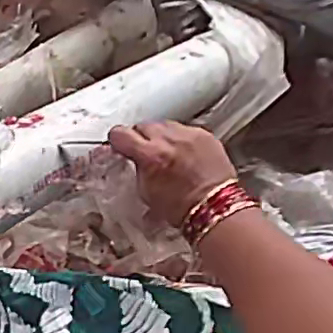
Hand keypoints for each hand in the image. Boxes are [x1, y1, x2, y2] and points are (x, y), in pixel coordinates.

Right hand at [108, 120, 238, 228]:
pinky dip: (182, 139)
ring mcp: (188, 135)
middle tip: (146, 151)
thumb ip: (137, 168)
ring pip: (164, 125)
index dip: (118, 139)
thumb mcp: (146, 191)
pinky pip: (185, 129)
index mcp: (150, 155)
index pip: (121, 134)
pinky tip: (184, 154)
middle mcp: (168, 140)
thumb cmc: (183, 207)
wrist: (214, 207)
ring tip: (167, 153)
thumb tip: (133, 159)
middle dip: (141, 137)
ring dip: (162, 136)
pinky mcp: (204, 135)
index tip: (120, 143)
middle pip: (143, 125)